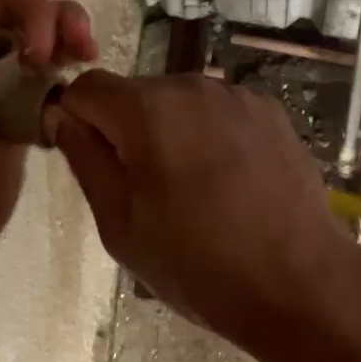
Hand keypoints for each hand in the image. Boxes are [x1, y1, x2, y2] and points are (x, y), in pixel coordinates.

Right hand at [48, 72, 356, 341]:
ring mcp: (236, 93)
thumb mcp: (121, 224)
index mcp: (147, 108)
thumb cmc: (197, 261)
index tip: (84, 157)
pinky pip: (220, 111)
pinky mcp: (269, 109)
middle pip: (136, 93)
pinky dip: (211, 134)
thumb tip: (62, 116)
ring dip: (172, 131)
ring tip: (191, 190)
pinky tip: (229, 181)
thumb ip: (85, 159)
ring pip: (181, 101)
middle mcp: (191, 84)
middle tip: (142, 191)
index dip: (74, 117)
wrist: (298, 277)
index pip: (87, 86)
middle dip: (126, 129)